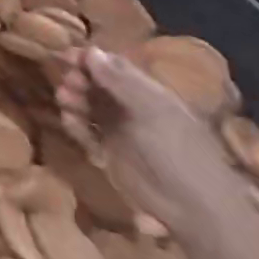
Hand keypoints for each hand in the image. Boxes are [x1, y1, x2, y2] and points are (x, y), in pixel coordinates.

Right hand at [55, 47, 248, 231]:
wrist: (193, 208)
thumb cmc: (177, 151)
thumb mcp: (150, 111)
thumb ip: (119, 81)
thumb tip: (90, 50)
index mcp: (148, 92)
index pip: (113, 66)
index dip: (89, 58)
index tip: (65, 55)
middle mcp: (131, 106)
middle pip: (97, 83)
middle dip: (79, 79)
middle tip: (68, 83)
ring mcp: (120, 129)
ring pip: (88, 105)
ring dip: (73, 99)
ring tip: (65, 101)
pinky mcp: (109, 151)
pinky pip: (86, 131)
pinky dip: (75, 124)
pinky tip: (70, 123)